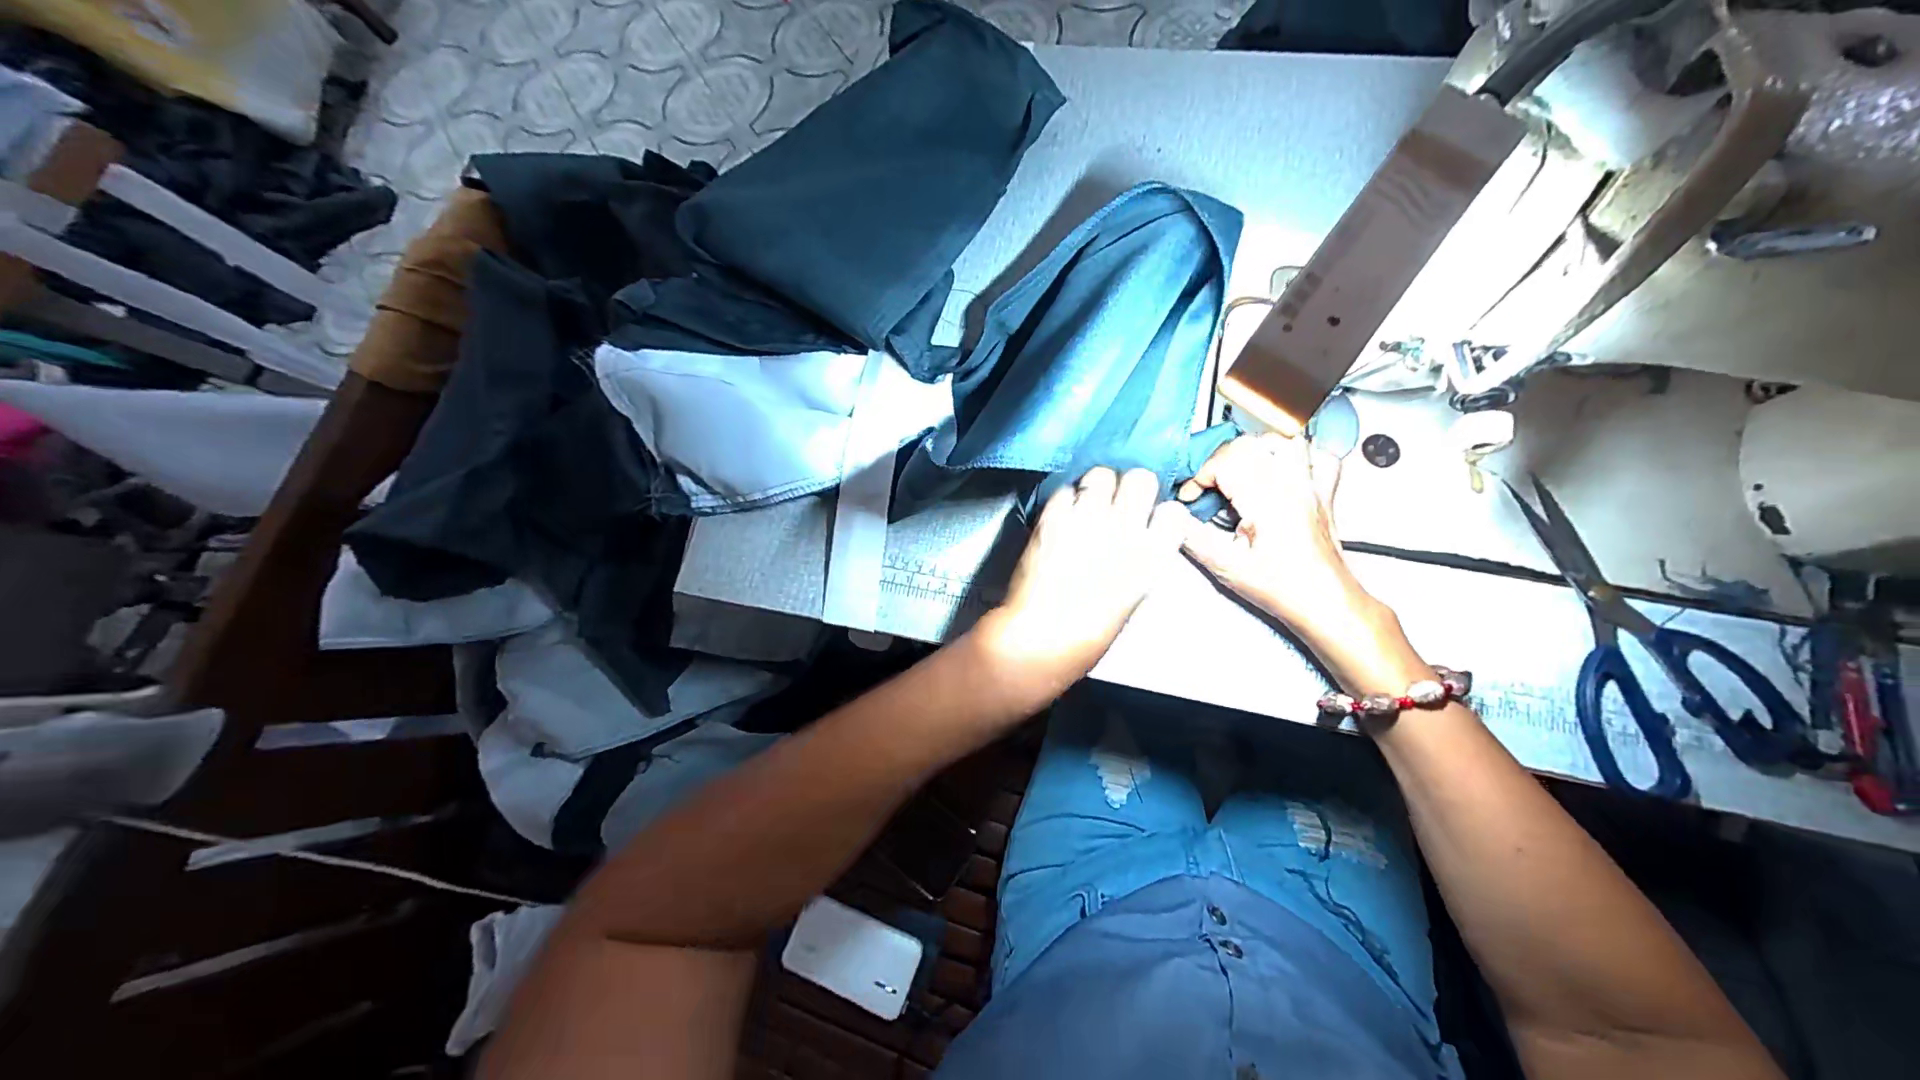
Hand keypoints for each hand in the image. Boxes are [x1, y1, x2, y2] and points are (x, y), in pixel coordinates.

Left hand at [970, 467, 1184, 697]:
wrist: (1043, 636)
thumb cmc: (1088, 634)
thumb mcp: (1132, 597)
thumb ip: (1138, 561)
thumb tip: (1133, 541)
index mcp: (1152, 556)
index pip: (1173, 512)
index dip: (1158, 512)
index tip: (1148, 517)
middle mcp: (1125, 528)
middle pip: (1140, 478)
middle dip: (1128, 487)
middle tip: (1114, 502)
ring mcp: (1088, 517)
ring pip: (1101, 474)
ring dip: (1095, 486)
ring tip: (1085, 502)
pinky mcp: (1053, 515)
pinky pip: (1065, 490)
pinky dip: (1064, 499)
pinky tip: (1059, 516)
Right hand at [1175, 433, 1371, 638]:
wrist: (1325, 603)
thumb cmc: (1284, 589)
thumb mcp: (1226, 566)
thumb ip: (1192, 536)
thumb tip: (1170, 516)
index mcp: (1267, 499)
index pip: (1225, 460)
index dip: (1200, 476)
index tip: (1192, 497)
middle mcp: (1292, 485)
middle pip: (1250, 443)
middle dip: (1220, 460)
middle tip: (1210, 485)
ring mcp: (1311, 486)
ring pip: (1284, 440)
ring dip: (1255, 450)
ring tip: (1240, 470)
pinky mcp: (1324, 494)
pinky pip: (1317, 458)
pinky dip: (1297, 458)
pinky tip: (1282, 472)